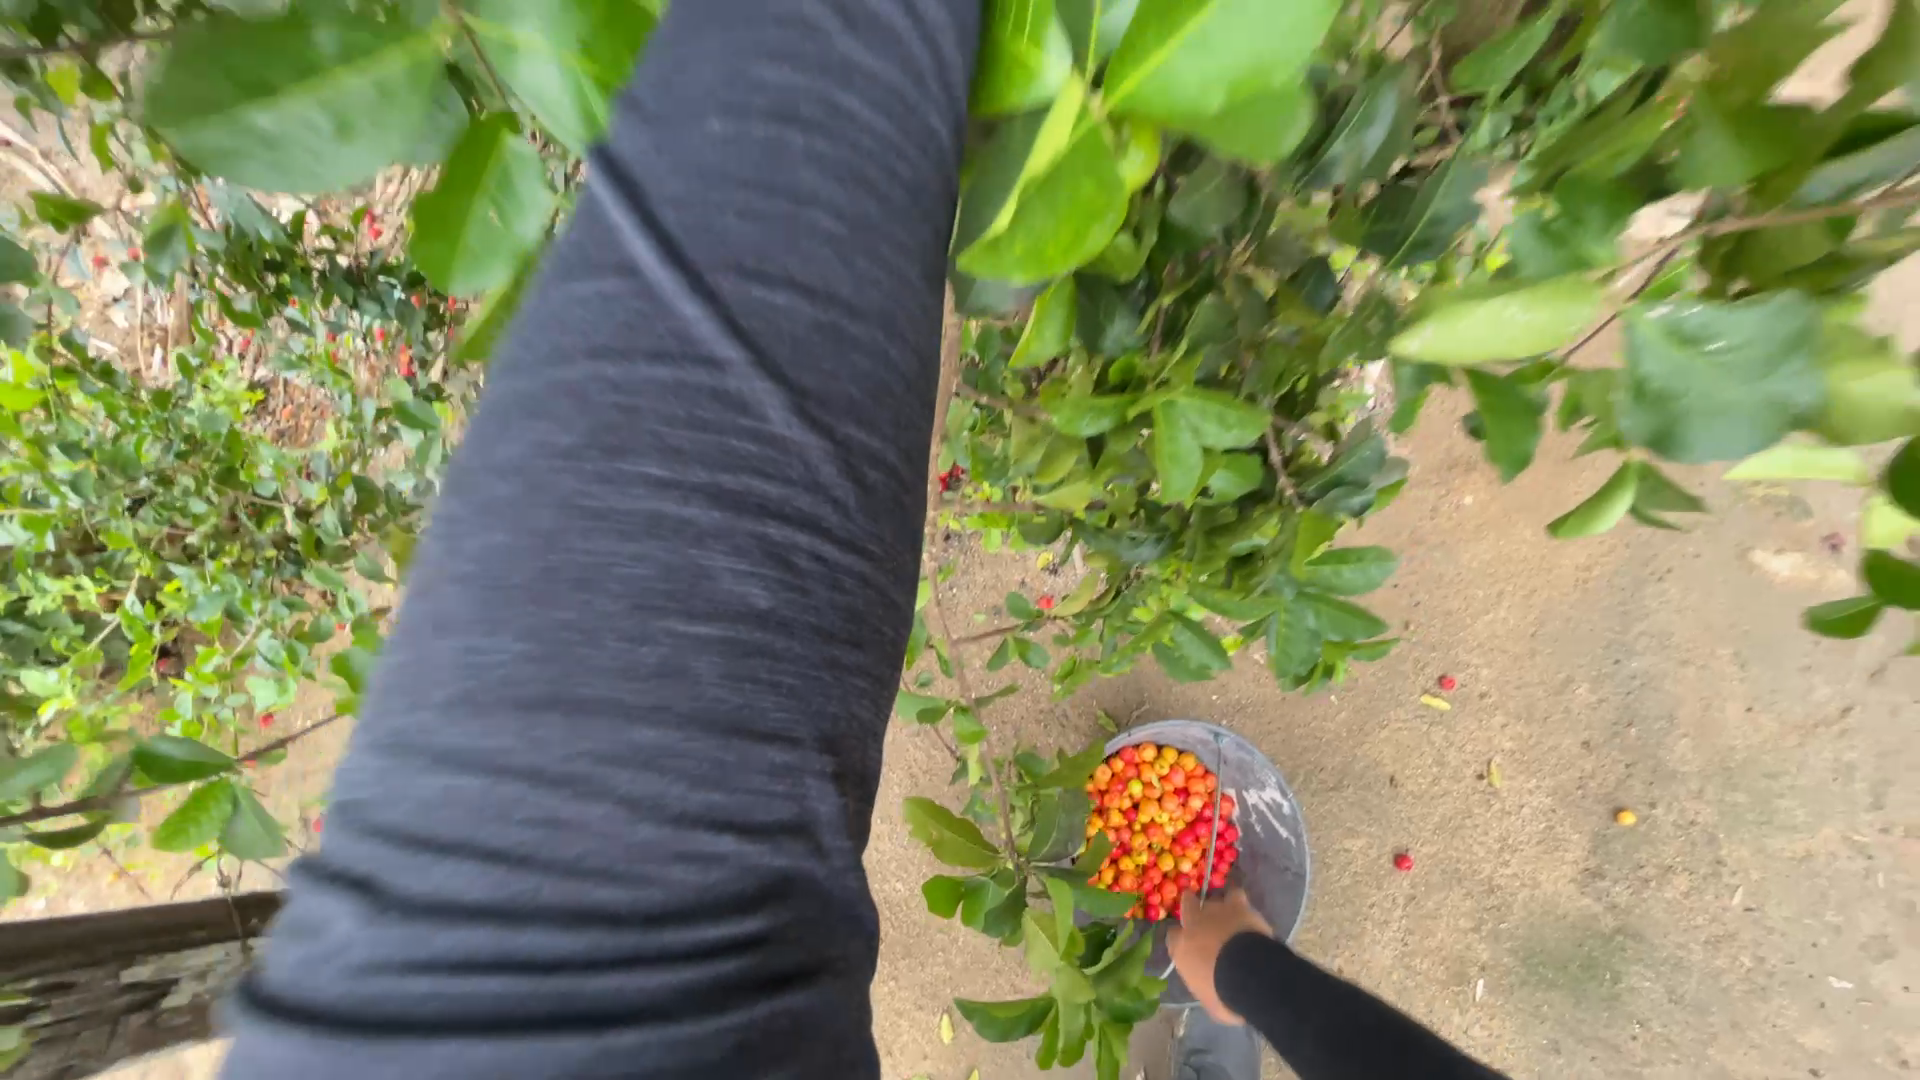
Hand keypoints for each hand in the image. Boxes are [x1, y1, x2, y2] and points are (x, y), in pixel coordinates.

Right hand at [1167, 889, 1273, 1024]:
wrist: (1248, 975)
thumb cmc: (1224, 994)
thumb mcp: (1206, 998)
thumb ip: (1201, 982)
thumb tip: (1207, 982)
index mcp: (1181, 947)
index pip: (1173, 936)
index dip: (1183, 940)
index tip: (1191, 947)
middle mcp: (1193, 923)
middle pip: (1187, 904)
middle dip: (1193, 908)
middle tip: (1205, 919)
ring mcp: (1215, 910)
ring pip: (1213, 899)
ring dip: (1220, 909)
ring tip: (1231, 919)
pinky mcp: (1237, 905)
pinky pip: (1235, 895)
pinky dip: (1239, 901)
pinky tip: (1245, 909)